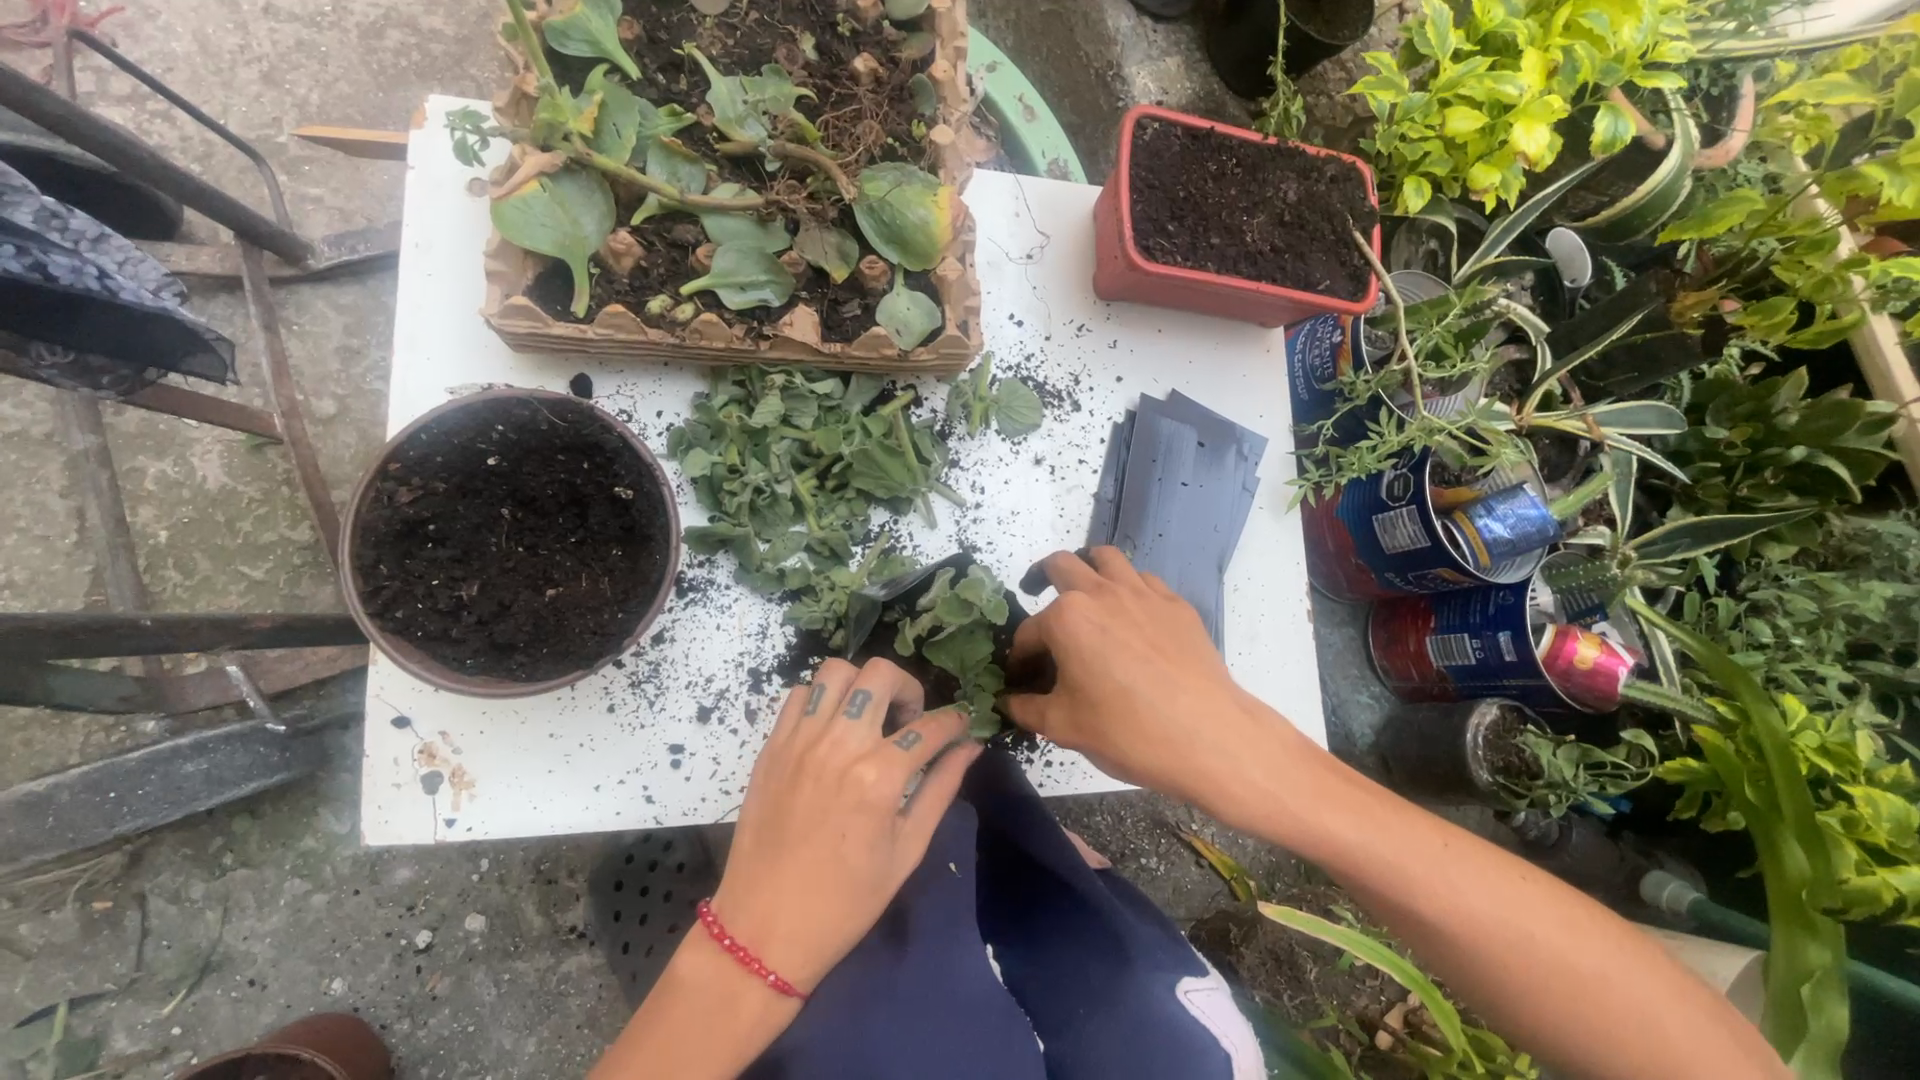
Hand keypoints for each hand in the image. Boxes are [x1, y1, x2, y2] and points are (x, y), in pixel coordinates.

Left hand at [710, 657, 982, 992]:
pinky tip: (832, 728)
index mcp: (880, 776)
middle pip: (880, 675)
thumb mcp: (907, 850)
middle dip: (909, 688)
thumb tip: (970, 748)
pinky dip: (822, 698)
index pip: (930, 726)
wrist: (765, 929)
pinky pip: (798, 695)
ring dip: (862, 684)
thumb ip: (941, 790)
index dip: (955, 720)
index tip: (962, 722)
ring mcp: (799, 741)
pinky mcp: (771, 747)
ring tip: (870, 716)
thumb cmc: (846, 901)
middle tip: (910, 719)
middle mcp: (839, 745)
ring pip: (835, 672)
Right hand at [1001, 547, 1310, 824]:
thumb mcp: (1063, 727)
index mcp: (1066, 618)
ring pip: (1106, 558)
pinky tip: (1131, 618)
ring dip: (1088, 568)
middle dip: (1042, 578)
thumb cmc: (1126, 731)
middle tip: (1039, 597)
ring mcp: (1143, 593)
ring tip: (1085, 592)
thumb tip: (1008, 703)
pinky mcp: (1177, 605)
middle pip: (1061, 565)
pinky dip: (1129, 589)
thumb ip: (1026, 710)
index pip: (1029, 631)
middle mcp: (1101, 592)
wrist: (1207, 736)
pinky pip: (1144, 581)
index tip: (1021, 678)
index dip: (1020, 656)